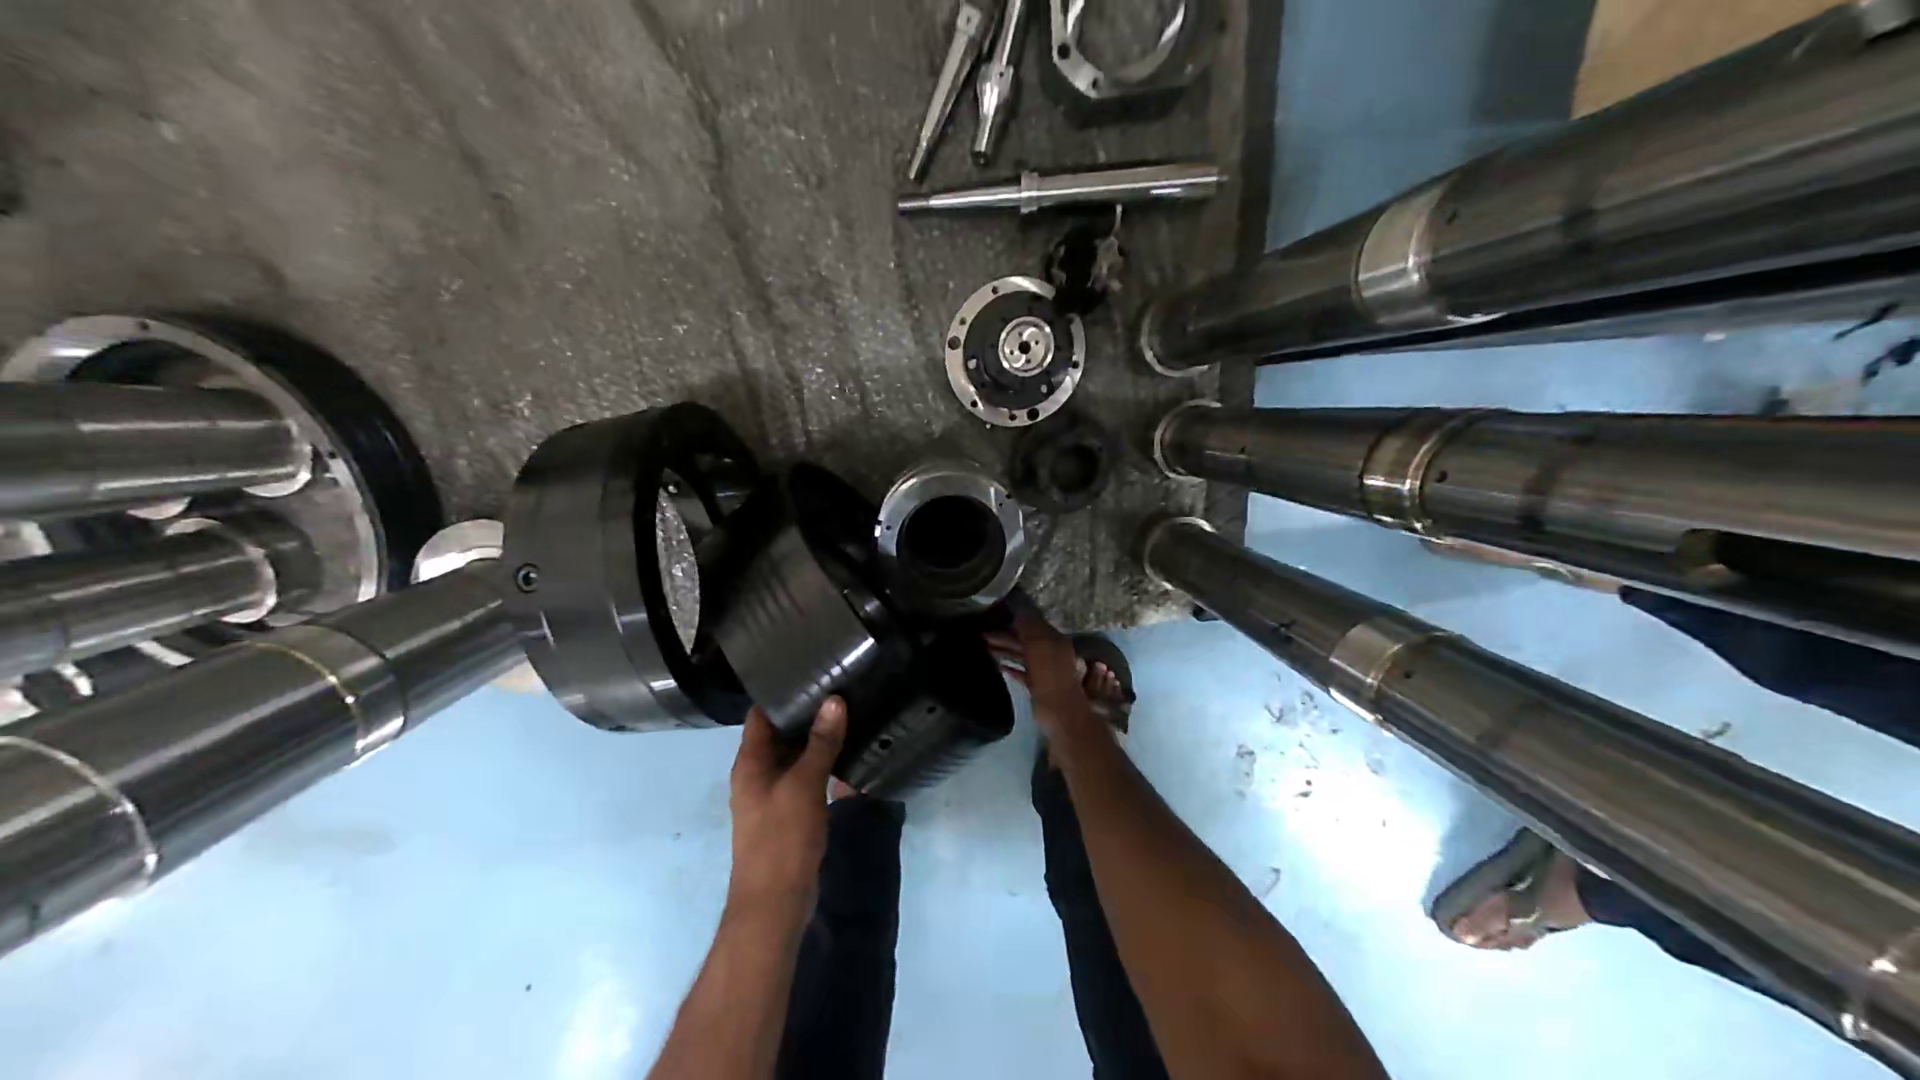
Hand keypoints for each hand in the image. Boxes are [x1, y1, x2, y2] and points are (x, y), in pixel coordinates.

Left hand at [726, 698, 846, 911]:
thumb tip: (835, 700)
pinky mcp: (789, 812)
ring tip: (849, 714)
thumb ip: (821, 743)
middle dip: (806, 713)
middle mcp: (757, 774)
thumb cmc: (782, 839)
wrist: (775, 902)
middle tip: (840, 688)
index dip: (782, 692)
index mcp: (750, 763)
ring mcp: (773, 795)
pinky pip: (804, 778)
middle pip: (779, 734)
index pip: (761, 715)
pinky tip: (847, 755)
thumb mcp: (804, 785)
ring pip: (794, 757)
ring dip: (816, 740)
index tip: (812, 671)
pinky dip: (821, 764)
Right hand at [988, 611, 1099, 743]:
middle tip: (983, 634)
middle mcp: (1050, 652)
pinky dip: (1011, 668)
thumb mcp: (1039, 643)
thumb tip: (1019, 605)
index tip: (995, 616)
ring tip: (986, 648)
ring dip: (1005, 650)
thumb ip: (1029, 624)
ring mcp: (1044, 670)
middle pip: (1025, 640)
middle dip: (1005, 636)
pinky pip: (1022, 672)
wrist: (1059, 711)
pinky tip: (998, 666)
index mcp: (1053, 640)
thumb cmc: (1049, 674)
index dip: (1014, 619)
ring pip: (1022, 655)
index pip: (1032, 624)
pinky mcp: (1038, 686)